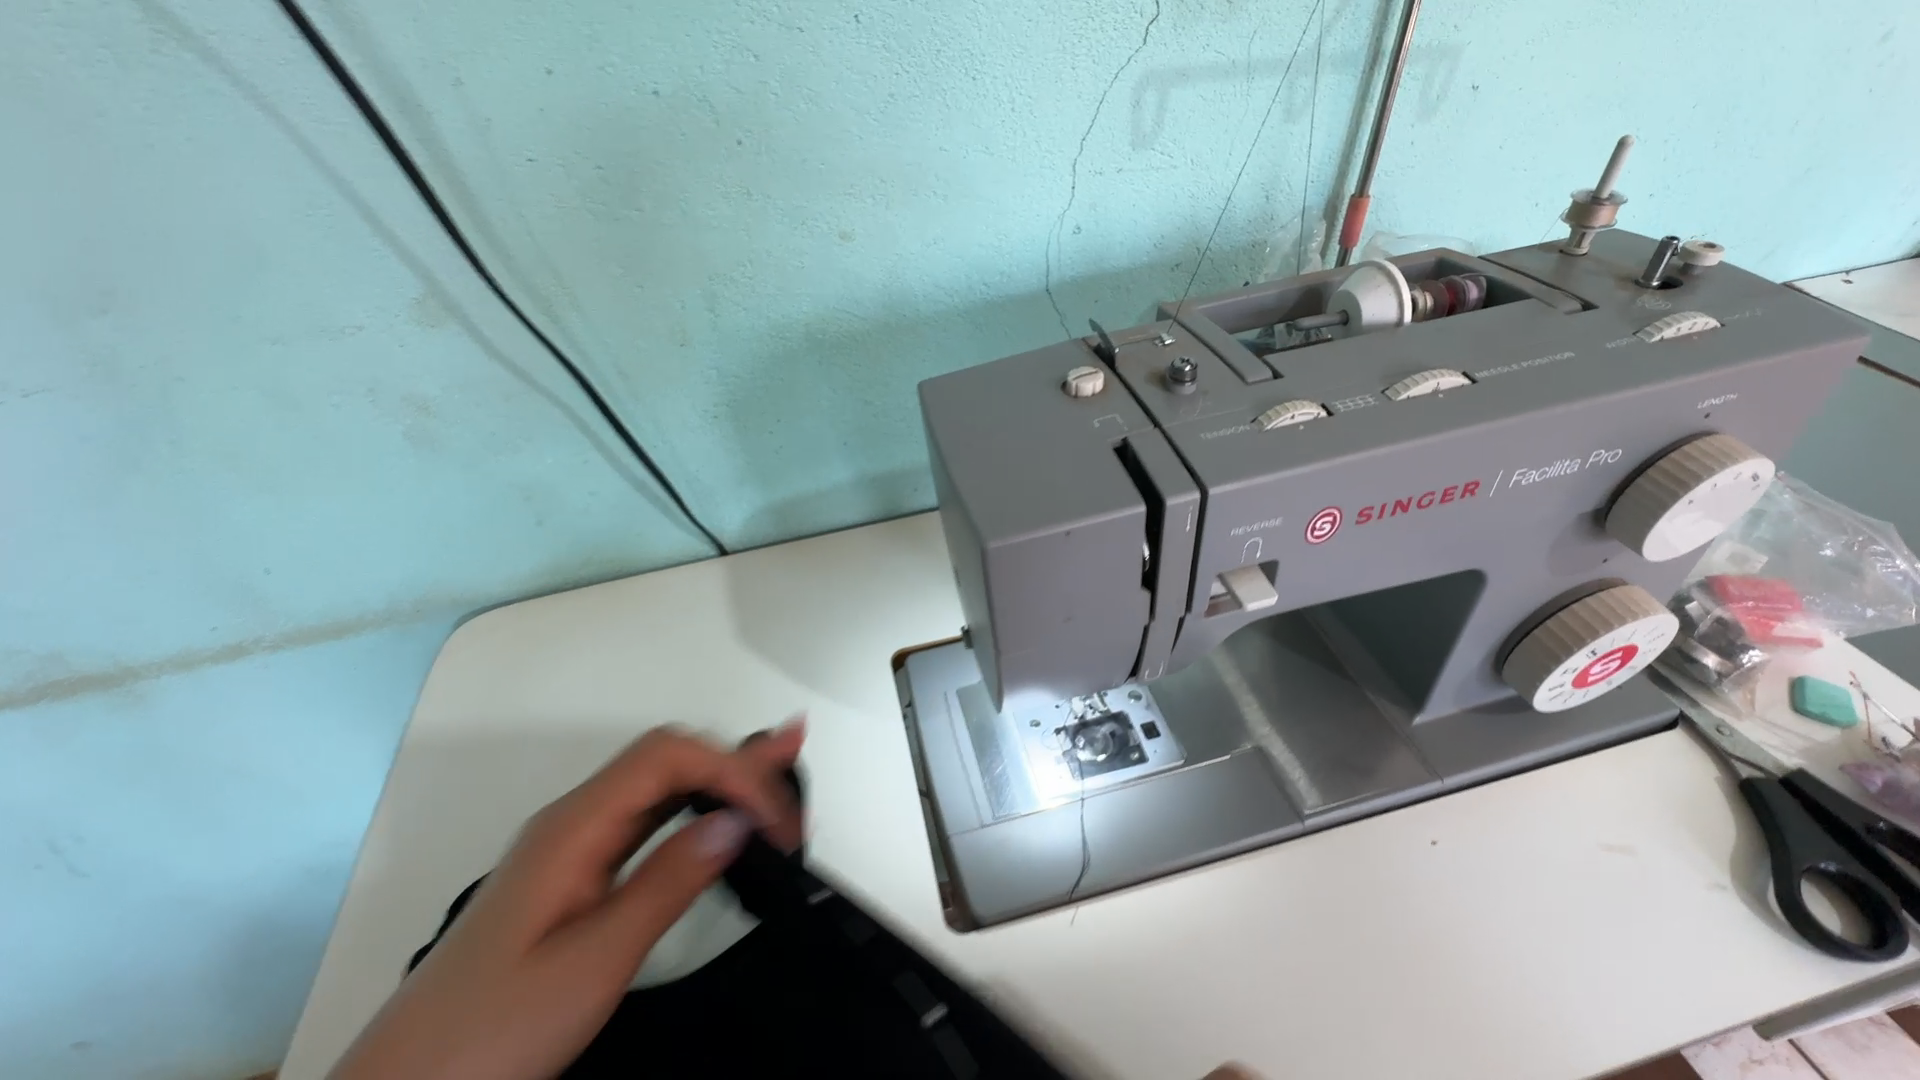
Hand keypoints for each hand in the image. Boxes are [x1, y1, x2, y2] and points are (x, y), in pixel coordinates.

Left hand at [330, 720, 805, 1079]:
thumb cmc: (496, 1028)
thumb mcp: (592, 961)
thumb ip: (666, 882)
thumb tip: (735, 819)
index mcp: (573, 826)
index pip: (667, 759)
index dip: (732, 771)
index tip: (778, 824)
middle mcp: (573, 820)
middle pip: (664, 758)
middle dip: (732, 758)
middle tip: (797, 759)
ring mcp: (572, 845)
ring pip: (657, 786)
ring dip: (718, 775)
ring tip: (778, 768)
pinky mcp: (575, 873)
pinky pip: (645, 820)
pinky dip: (694, 807)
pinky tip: (719, 813)